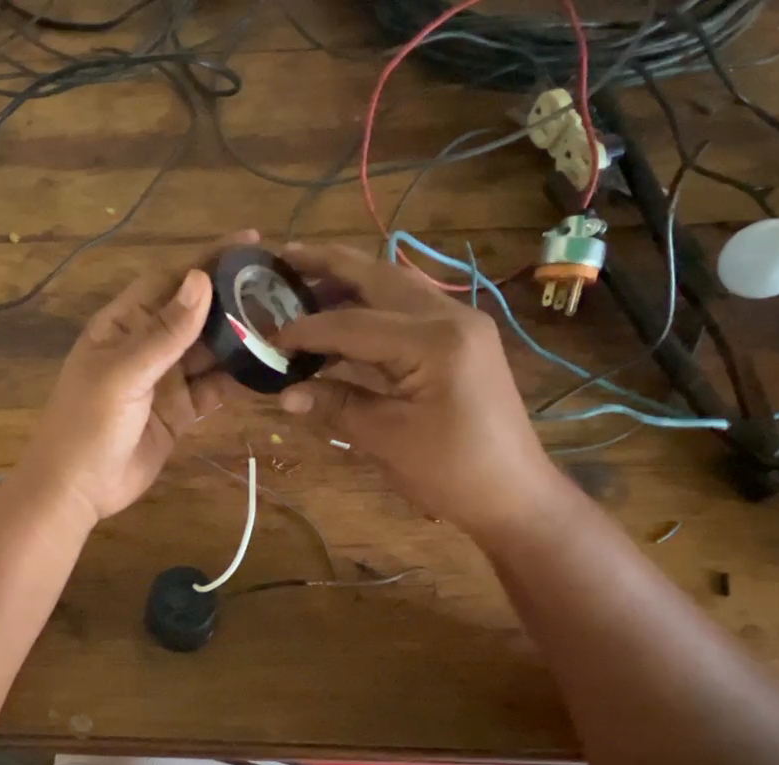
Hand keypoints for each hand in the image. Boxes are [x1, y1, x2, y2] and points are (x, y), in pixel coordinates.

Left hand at [15, 232, 254, 521]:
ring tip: (288, 323)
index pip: (170, 280)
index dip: (207, 259)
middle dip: (234, 299)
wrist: (76, 489)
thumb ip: (165, 332)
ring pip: (211, 351)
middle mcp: (146, 346)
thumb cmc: (87, 424)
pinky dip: (240, 379)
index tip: (251, 241)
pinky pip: (215, 388)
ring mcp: (165, 380)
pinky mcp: (180, 412)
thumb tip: (200, 279)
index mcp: (123, 325)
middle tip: (283, 286)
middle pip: (197, 313)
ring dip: (243, 339)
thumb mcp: (123, 374)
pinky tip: (271, 368)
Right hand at [271, 242, 563, 537]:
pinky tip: (343, 314)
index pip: (353, 322)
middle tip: (281, 256)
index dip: (305, 329)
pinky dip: (372, 304)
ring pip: (396, 285)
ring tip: (304, 278)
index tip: (265, 334)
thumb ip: (335, 406)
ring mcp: (461, 325)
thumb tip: (284, 393)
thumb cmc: (451, 471)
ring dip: (350, 279)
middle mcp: (451, 317)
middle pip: (379, 277)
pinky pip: (409, 308)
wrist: (513, 493)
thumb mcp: (386, 439)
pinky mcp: (462, 340)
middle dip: (328, 265)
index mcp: (433, 341)